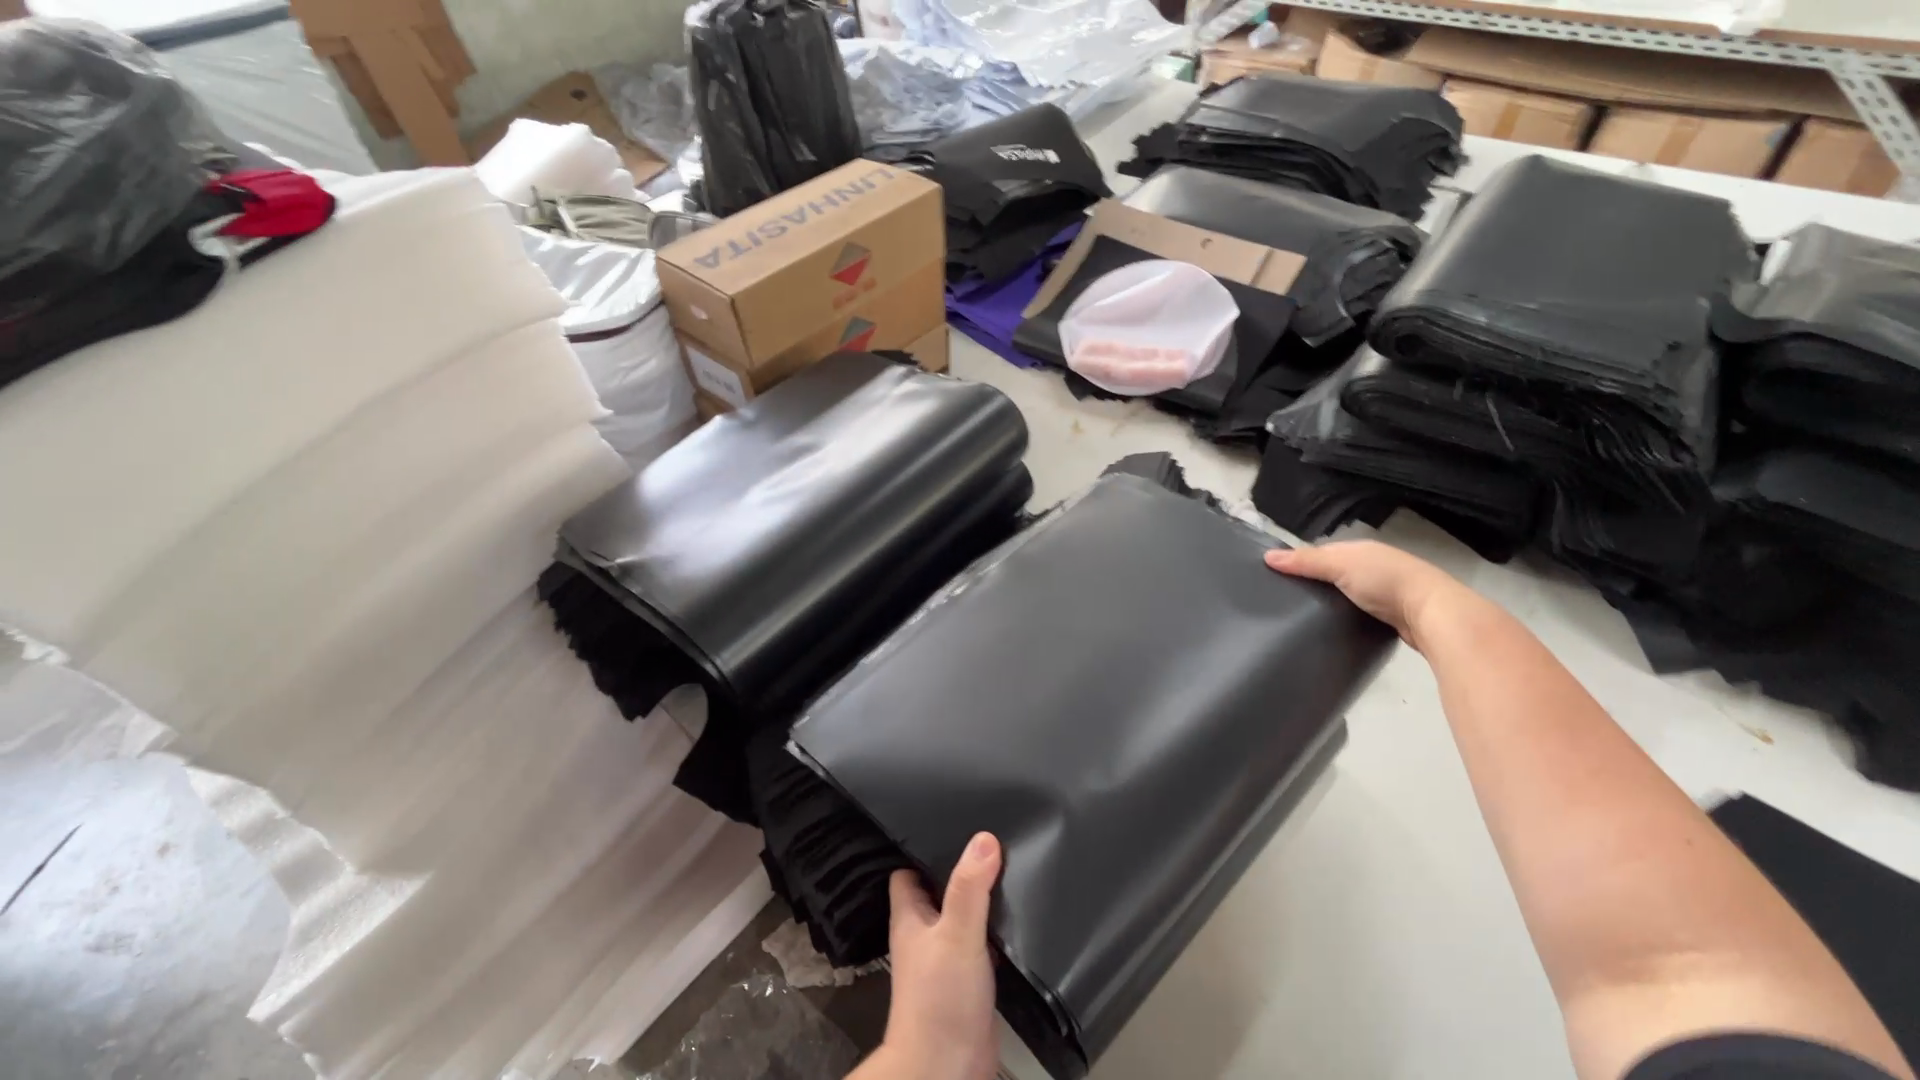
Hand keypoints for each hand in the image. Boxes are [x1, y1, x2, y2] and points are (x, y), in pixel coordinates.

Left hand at [870, 833, 1002, 1079]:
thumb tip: (984, 838)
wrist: (946, 1067)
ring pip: (965, 918)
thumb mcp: (956, 933)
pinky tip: (1023, 917)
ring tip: (1014, 867)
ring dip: (984, 901)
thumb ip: (969, 888)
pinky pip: (985, 946)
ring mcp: (947, 960)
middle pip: (940, 892)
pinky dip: (1000, 932)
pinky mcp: (972, 981)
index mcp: (910, 918)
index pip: (907, 873)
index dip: (923, 850)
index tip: (953, 826)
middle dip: (963, 871)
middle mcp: (925, 935)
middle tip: (994, 841)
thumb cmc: (940, 997)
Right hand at [1264, 540, 1466, 648]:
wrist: (1432, 612)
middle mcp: (1373, 565)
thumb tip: (1267, 556)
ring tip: (1303, 617)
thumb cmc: (1384, 581)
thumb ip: (1305, 562)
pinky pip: (1359, 611)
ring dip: (1331, 602)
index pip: (1321, 552)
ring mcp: (1384, 590)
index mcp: (1360, 549)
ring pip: (1347, 593)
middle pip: (1334, 573)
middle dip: (1314, 583)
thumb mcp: (1339, 565)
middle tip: (1285, 602)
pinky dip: (1346, 616)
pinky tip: (1333, 627)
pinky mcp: (1390, 615)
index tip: (1276, 578)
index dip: (1299, 562)